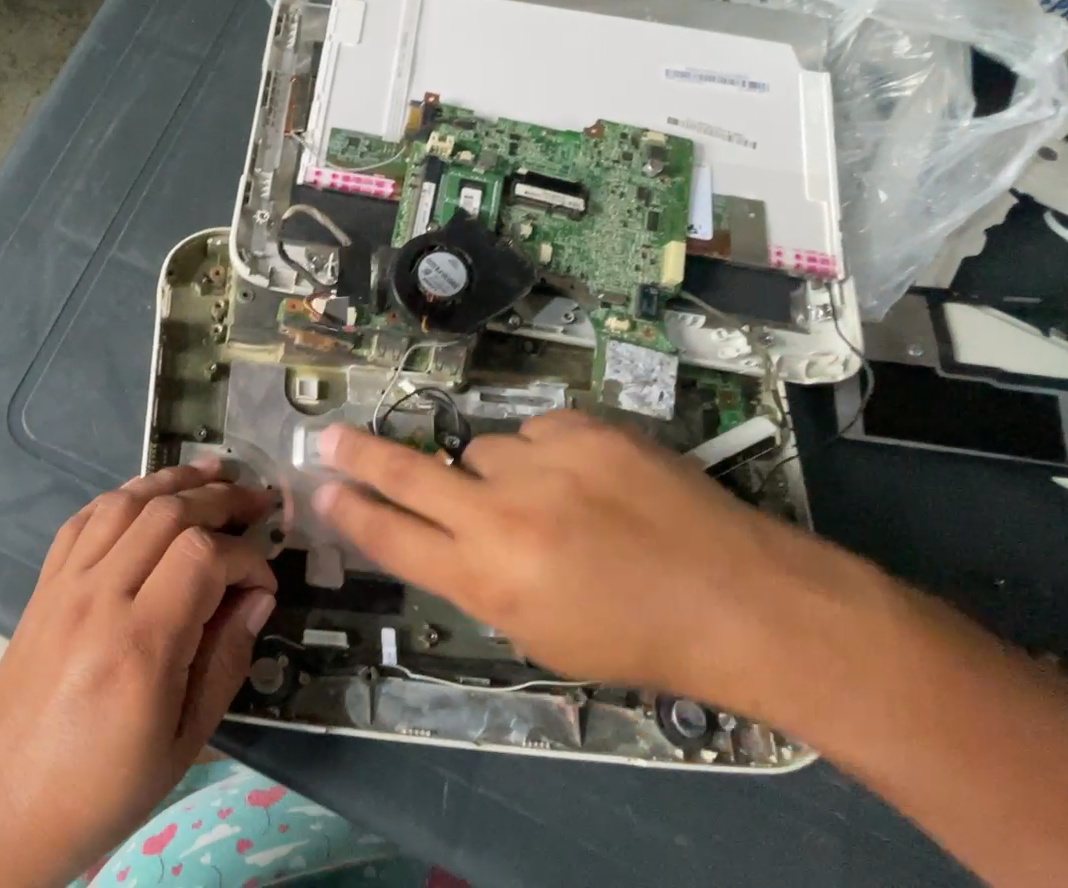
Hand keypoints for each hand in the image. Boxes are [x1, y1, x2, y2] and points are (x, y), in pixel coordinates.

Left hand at [0, 464, 278, 885]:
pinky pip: (82, 520)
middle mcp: (97, 597)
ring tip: (212, 473)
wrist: (7, 804)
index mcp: (139, 643)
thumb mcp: (187, 739)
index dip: (246, 556)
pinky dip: (121, 498)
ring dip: (171, 482)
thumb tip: (256, 597)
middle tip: (257, 500)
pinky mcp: (43, 586)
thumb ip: (226, 658)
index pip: (202, 555)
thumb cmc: (106, 787)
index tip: (265, 583)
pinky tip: (146, 496)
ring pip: (122, 503)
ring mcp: (63, 585)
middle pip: (164, 513)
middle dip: (219, 498)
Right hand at [313, 411, 860, 705]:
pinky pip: (537, 433)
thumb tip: (435, 531)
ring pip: (483, 451)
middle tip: (328, 437)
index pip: (391, 537)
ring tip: (552, 503)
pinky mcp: (587, 429)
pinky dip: (548, 455)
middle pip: (407, 473)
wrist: (746, 602)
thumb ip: (473, 579)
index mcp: (487, 580)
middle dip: (361, 455)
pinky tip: (586, 482)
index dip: (349, 511)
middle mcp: (504, 517)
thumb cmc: (633, 637)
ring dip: (498, 474)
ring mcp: (546, 466)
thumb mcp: (534, 632)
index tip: (321, 490)